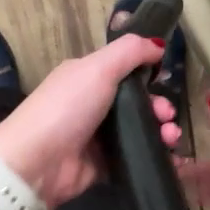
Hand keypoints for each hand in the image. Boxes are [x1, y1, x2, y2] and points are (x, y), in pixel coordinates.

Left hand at [0, 35, 180, 206]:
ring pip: (140, 131)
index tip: (165, 83)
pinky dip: (156, 157)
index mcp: (87, 78)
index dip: (148, 77)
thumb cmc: (67, 108)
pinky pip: (136, 157)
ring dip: (162, 132)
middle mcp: (92, 105)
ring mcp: (98, 137)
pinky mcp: (103, 165)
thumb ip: (130, 51)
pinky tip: (172, 160)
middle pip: (138, 104)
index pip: (125, 72)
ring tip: (171, 140)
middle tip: (168, 119)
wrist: (37, 163)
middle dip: (160, 109)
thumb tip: (159, 44)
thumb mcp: (98, 68)